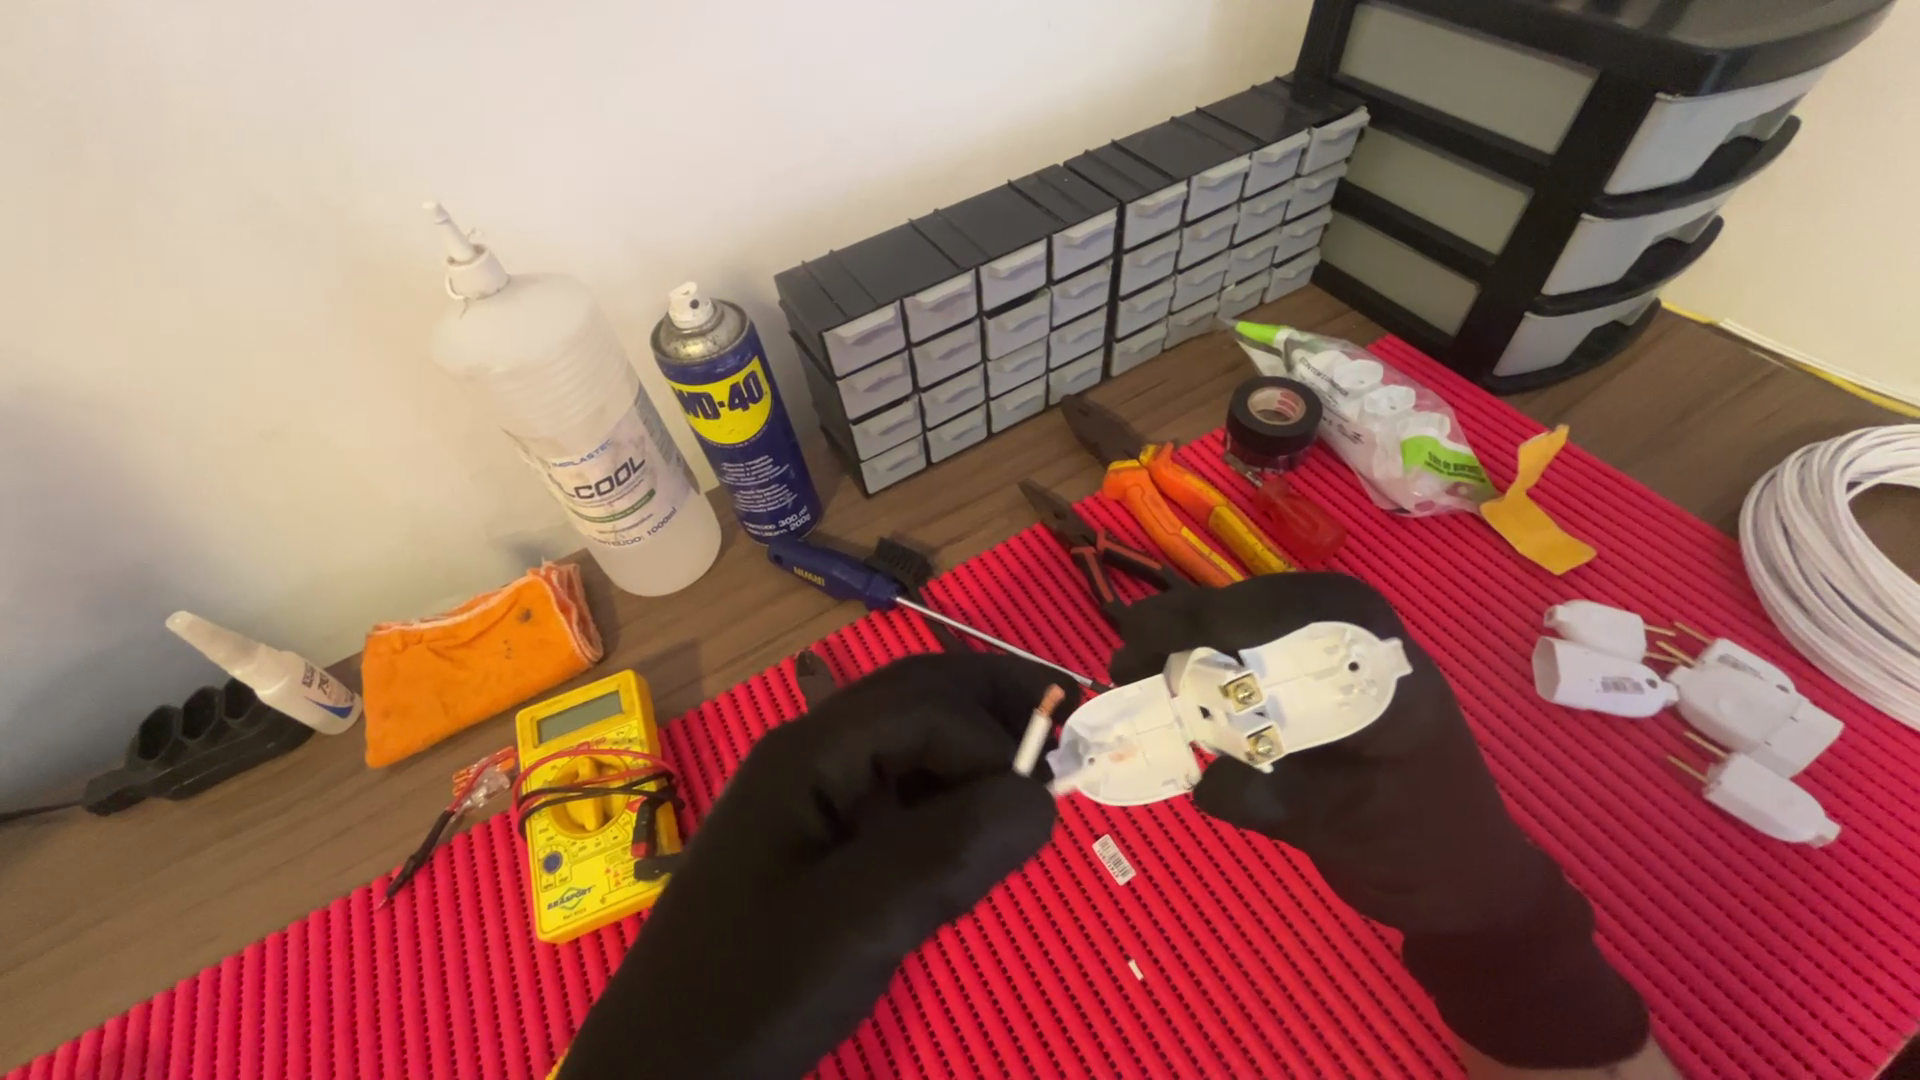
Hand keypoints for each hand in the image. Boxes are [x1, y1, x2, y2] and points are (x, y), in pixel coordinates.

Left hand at [558, 654, 1068, 1079]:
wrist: (663, 1074)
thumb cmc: (748, 994)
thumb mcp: (857, 924)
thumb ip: (952, 851)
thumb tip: (1041, 797)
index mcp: (807, 751)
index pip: (923, 709)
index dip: (989, 744)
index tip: (1035, 808)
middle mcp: (810, 751)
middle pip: (915, 695)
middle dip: (990, 704)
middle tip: (1060, 724)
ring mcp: (812, 790)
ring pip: (909, 736)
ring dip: (970, 746)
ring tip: (1022, 780)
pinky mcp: (821, 833)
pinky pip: (897, 788)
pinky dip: (945, 795)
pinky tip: (967, 832)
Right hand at [1112, 573, 1646, 1069]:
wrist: (1467, 876)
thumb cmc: (1419, 847)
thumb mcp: (1340, 826)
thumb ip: (1269, 797)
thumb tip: (1197, 779)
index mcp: (1375, 658)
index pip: (1281, 617)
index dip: (1206, 626)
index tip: (1143, 645)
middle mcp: (1353, 638)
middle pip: (1253, 609)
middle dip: (1183, 629)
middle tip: (1124, 656)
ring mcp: (1334, 655)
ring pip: (1246, 623)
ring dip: (1187, 644)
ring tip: (1135, 666)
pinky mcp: (1317, 680)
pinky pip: (1252, 651)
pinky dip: (1206, 664)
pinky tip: (1173, 681)